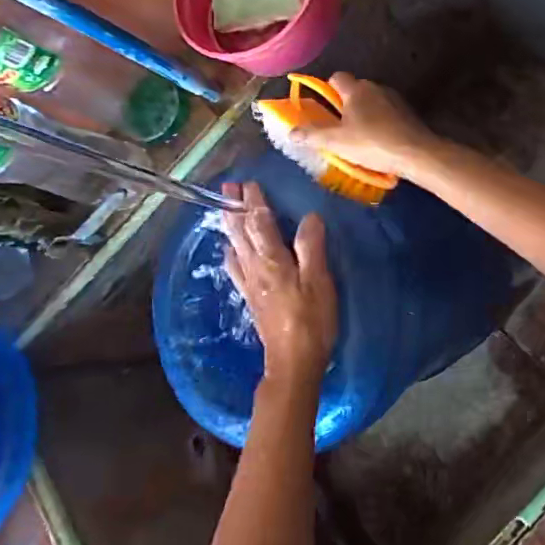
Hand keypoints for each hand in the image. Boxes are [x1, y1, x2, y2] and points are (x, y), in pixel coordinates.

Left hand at [221, 182, 337, 389]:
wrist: (293, 361)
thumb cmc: (311, 320)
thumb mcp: (319, 281)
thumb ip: (312, 247)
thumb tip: (309, 217)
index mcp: (273, 260)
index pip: (260, 223)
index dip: (255, 202)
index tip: (249, 183)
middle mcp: (256, 268)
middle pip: (241, 232)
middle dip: (235, 209)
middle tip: (227, 188)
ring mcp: (250, 284)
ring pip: (235, 247)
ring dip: (229, 226)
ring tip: (225, 210)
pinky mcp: (251, 298)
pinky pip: (235, 267)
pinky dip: (230, 252)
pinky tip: (230, 251)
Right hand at [292, 72, 439, 179]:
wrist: (416, 153)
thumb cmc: (373, 143)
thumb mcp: (337, 142)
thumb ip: (312, 135)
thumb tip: (291, 131)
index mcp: (356, 89)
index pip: (336, 77)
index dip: (327, 89)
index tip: (325, 108)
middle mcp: (376, 87)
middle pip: (355, 89)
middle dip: (346, 104)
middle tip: (340, 127)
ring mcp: (394, 98)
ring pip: (372, 101)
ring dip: (365, 113)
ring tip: (360, 136)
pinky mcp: (408, 112)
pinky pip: (387, 112)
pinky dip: (381, 121)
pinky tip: (380, 140)